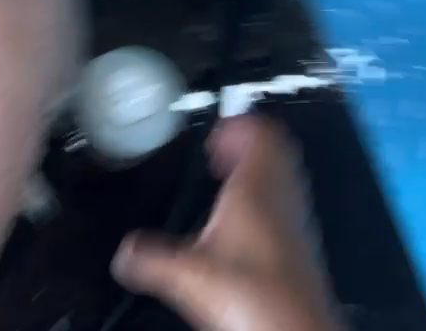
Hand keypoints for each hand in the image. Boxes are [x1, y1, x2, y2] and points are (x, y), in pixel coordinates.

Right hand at [111, 116, 339, 330]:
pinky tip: (243, 223)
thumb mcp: (189, 277)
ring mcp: (297, 225)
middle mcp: (281, 202)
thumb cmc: (257, 302)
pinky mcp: (302, 251)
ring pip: (286, 176)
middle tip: (222, 149)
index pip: (261, 135)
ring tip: (230, 177)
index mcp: (255, 192)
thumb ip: (151, 260)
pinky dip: (267, 199)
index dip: (241, 124)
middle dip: (249, 143)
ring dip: (260, 169)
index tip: (218, 129)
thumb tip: (123, 254)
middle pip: (278, 151)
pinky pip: (287, 204)